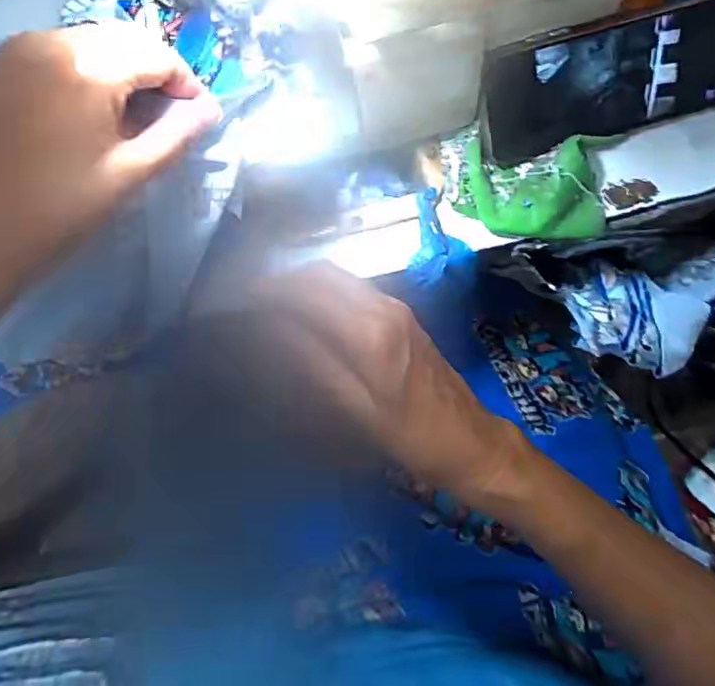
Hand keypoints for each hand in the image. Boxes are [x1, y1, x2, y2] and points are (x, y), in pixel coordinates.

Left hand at [0, 24, 220, 326]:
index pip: (155, 53)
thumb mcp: (124, 178)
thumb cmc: (49, 217)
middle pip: (113, 40)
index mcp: (88, 64)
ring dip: (101, 71)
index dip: (183, 80)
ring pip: (69, 46)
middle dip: (143, 70)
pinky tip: (53, 120)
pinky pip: (28, 62)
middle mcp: (42, 42)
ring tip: (107, 117)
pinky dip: (57, 78)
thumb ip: (174, 135)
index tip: (192, 112)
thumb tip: (208, 107)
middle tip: (155, 114)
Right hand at [251, 263, 523, 495]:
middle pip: (323, 274)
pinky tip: (307, 310)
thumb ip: (315, 365)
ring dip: (303, 282)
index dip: (272, 289)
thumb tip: (274, 330)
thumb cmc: (413, 437)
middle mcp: (383, 307)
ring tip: (272, 302)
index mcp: (370, 332)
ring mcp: (395, 307)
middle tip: (252, 296)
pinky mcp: (401, 314)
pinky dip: (323, 290)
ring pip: (339, 277)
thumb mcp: (357, 410)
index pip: (309, 292)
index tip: (241, 296)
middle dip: (284, 278)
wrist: (472, 441)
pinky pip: (352, 289)